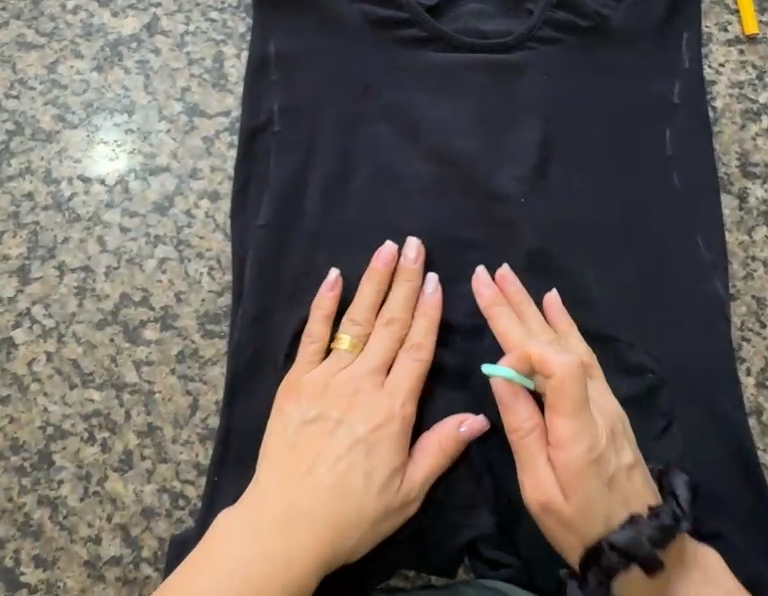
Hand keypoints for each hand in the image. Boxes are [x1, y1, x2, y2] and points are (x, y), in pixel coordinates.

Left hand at [234, 238, 490, 578]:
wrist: (287, 522)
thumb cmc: (353, 514)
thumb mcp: (408, 492)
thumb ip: (442, 449)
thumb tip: (480, 417)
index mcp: (393, 409)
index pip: (417, 348)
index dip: (428, 311)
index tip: (435, 278)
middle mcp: (362, 383)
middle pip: (390, 323)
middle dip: (404, 281)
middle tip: (415, 244)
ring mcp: (326, 377)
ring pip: (356, 321)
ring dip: (373, 282)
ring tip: (386, 249)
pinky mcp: (296, 380)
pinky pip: (312, 334)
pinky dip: (323, 303)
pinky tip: (334, 276)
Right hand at [473, 264, 659, 569]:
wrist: (639, 545)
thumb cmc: (581, 524)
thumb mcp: (541, 489)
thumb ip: (522, 429)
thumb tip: (499, 378)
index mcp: (578, 425)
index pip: (557, 364)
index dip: (522, 354)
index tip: (495, 370)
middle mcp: (594, 401)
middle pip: (554, 343)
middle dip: (516, 306)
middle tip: (488, 273)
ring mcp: (603, 398)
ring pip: (566, 341)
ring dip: (533, 306)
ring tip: (510, 276)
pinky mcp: (604, 402)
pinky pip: (581, 351)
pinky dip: (563, 323)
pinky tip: (552, 302)